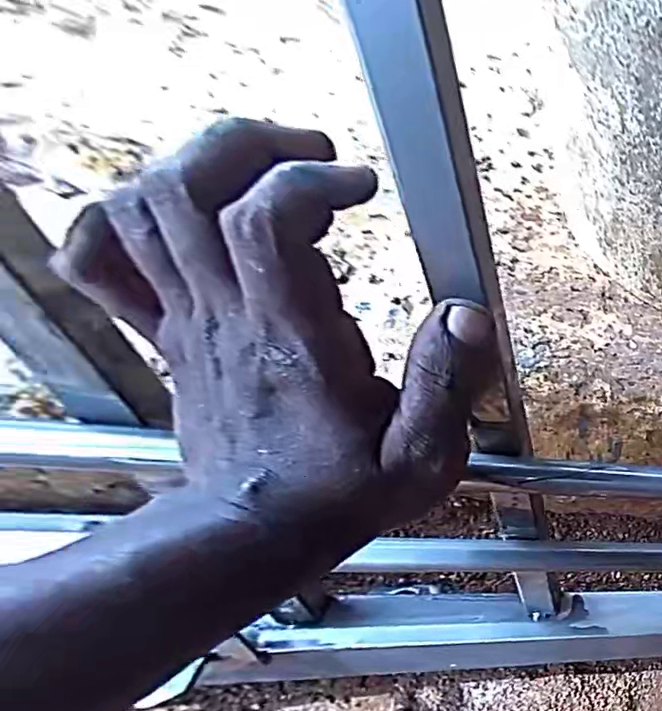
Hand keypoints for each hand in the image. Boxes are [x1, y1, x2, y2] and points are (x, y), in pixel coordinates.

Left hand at [50, 118, 491, 557]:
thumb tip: (469, 314)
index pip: (265, 224)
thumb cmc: (351, 490)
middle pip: (187, 191)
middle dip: (245, 147)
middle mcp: (228, 318)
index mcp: (293, 340)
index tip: (363, 182)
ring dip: (195, 165)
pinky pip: (106, 259)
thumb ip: (448, 381)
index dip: (309, 182)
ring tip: (264, 165)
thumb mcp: (426, 450)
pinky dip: (122, 217)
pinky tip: (172, 215)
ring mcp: (188, 323)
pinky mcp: (173, 336)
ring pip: (143, 209)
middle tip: (313, 150)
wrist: (264, 527)